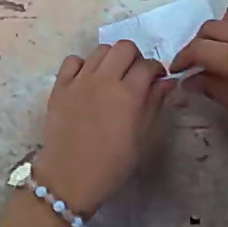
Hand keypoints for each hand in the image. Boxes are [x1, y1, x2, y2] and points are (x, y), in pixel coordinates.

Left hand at [34, 40, 171, 215]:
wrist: (70, 178)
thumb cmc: (112, 165)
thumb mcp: (142, 138)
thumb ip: (154, 104)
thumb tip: (168, 82)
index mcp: (128, 94)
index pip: (148, 65)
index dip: (156, 70)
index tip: (156, 81)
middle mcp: (104, 80)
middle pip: (124, 47)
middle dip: (135, 58)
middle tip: (135, 77)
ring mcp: (79, 81)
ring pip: (100, 50)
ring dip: (111, 59)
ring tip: (112, 78)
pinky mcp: (59, 87)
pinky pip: (73, 61)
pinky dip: (83, 65)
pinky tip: (87, 81)